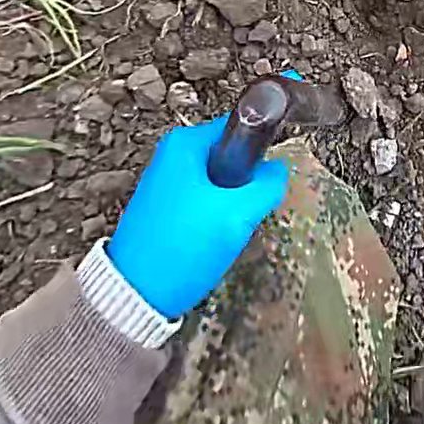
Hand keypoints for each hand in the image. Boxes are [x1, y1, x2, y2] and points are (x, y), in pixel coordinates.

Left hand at [105, 119, 290, 318]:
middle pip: (236, 152)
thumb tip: (276, 171)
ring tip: (234, 224)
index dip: (269, 134)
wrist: (131, 301)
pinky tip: (218, 234)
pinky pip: (210, 195)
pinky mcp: (167, 205)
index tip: (292, 137)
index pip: (243, 122)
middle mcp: (173, 155)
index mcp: (186, 143)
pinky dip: (221, 210)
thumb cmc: (183, 247)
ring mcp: (168, 181)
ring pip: (225, 177)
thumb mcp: (239, 212)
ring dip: (237, 198)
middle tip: (254, 203)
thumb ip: (269, 182)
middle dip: (251, 177)